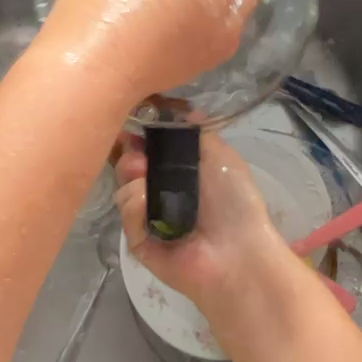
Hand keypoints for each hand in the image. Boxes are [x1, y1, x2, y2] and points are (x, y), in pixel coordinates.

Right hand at [110, 130, 293, 316]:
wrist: (237, 253)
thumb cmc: (235, 202)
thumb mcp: (221, 157)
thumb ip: (198, 133)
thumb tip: (184, 108)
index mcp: (182, 176)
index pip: (149, 152)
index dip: (140, 139)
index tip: (135, 126)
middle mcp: (163, 196)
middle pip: (130, 168)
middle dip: (131, 156)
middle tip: (140, 157)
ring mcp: (149, 221)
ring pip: (124, 188)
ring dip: (134, 178)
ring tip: (147, 180)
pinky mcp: (139, 243)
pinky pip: (127, 213)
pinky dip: (136, 205)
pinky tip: (151, 206)